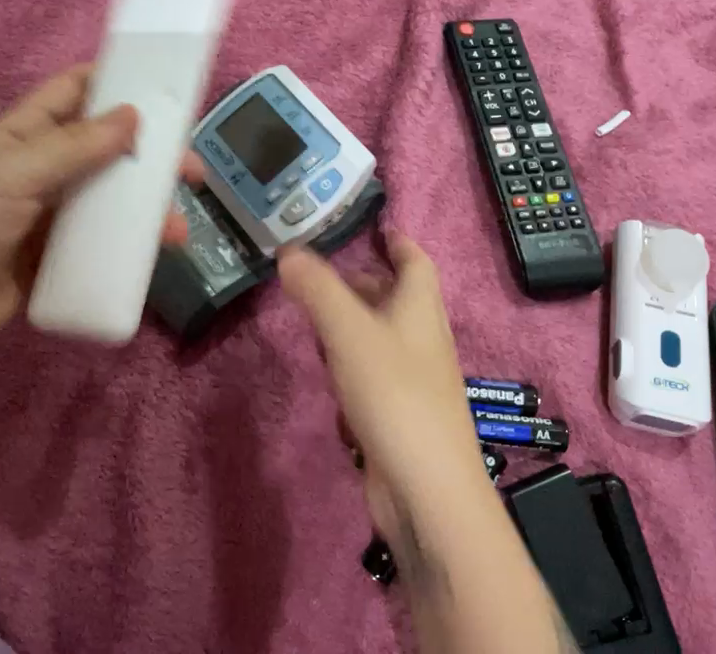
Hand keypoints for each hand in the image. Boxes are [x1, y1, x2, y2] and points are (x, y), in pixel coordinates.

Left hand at [0, 64, 195, 358]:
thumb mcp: (11, 174)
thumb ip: (74, 146)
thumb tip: (133, 114)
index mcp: (23, 133)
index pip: (76, 91)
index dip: (117, 81)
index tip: (166, 85)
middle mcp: (41, 168)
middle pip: (107, 148)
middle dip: (151, 155)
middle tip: (191, 171)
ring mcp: (49, 215)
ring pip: (110, 199)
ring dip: (146, 207)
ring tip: (175, 228)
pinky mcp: (54, 258)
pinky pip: (101, 243)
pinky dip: (129, 245)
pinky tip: (154, 254)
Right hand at [277, 233, 487, 550]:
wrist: (426, 488)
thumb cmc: (395, 394)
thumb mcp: (350, 333)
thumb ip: (318, 290)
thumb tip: (289, 250)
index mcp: (421, 307)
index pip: (415, 260)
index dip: (397, 241)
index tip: (374, 227)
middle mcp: (422, 337)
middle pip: (394, 298)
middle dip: (360, 283)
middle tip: (317, 274)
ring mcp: (413, 378)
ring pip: (379, 338)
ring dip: (350, 325)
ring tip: (312, 319)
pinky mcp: (398, 413)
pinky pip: (372, 376)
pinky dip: (350, 366)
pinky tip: (327, 375)